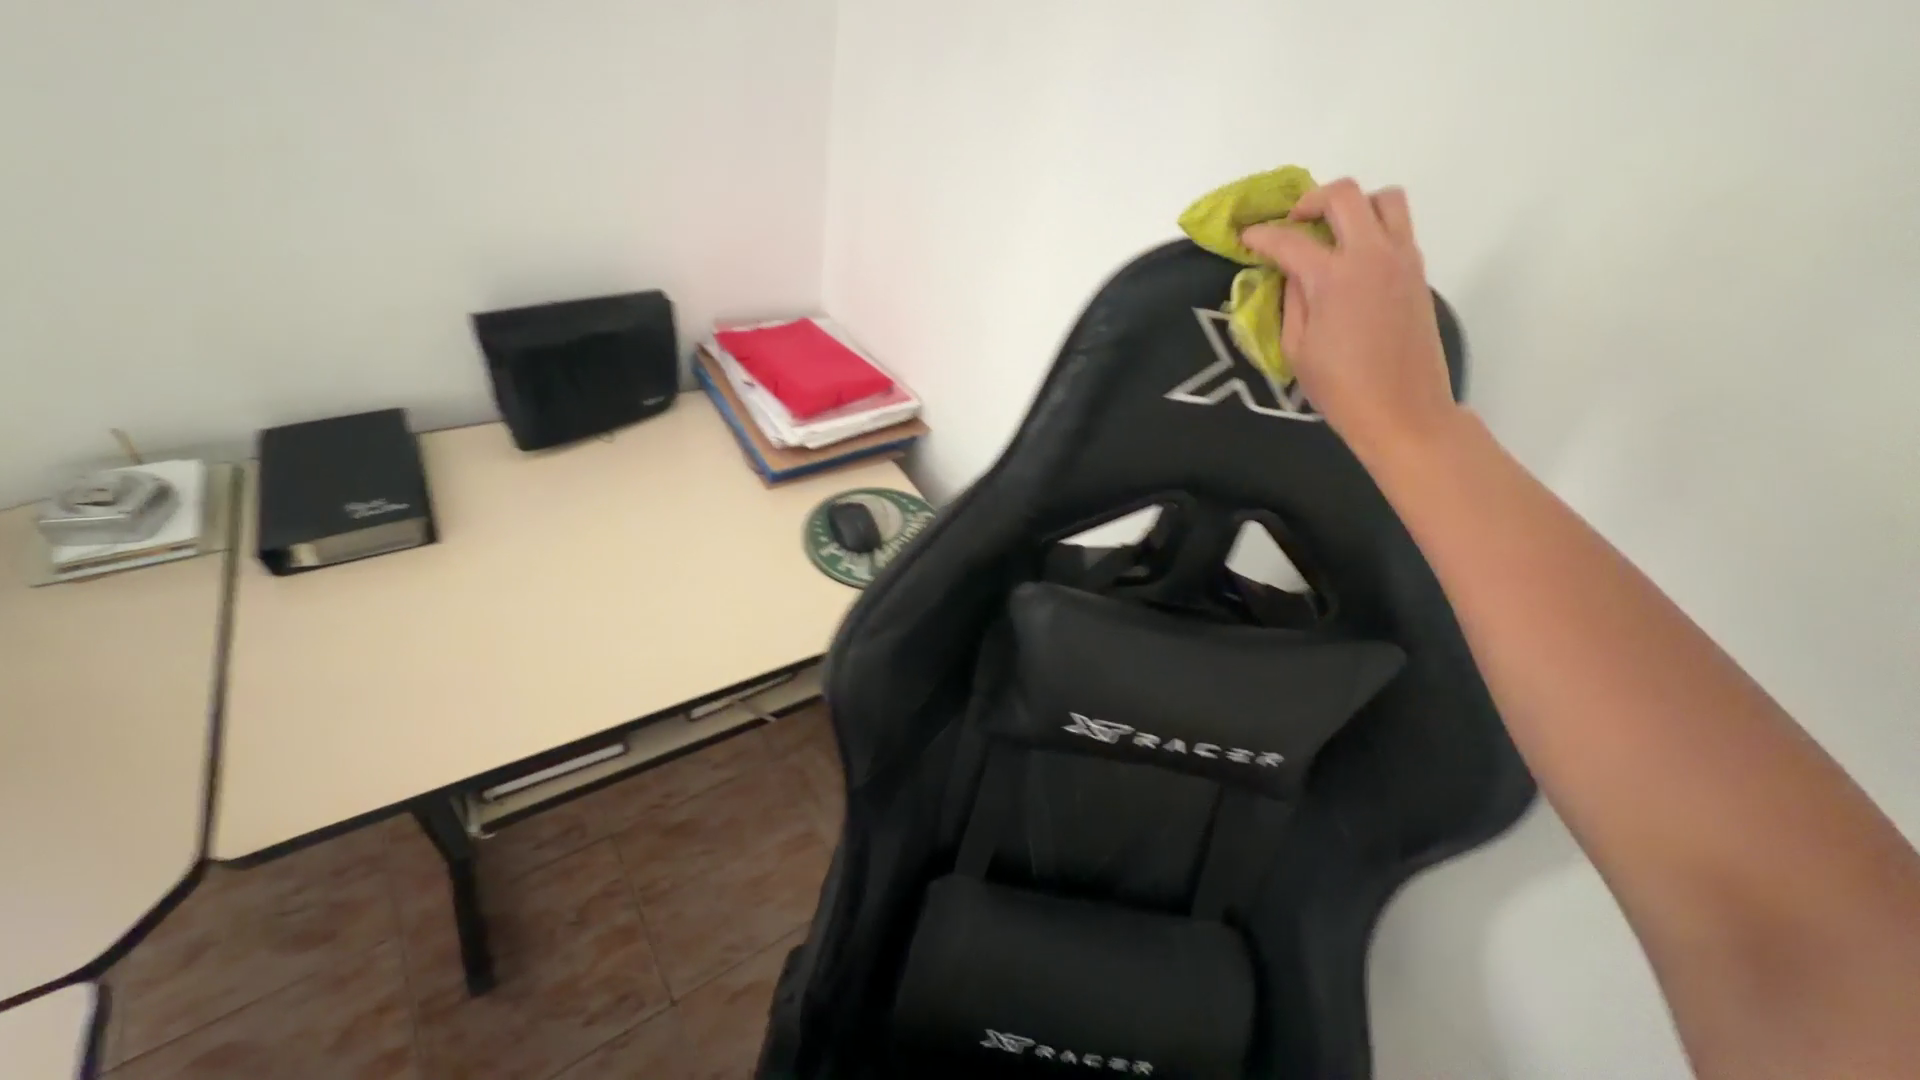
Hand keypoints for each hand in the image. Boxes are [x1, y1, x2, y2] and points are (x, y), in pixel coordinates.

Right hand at [1240, 179, 1461, 461]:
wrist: (1403, 411)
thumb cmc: (1341, 389)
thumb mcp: (1297, 349)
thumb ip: (1292, 300)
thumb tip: (1293, 273)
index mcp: (1334, 278)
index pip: (1289, 240)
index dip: (1261, 236)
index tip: (1245, 238)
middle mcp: (1372, 256)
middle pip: (1344, 195)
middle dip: (1311, 200)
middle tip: (1294, 224)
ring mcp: (1402, 260)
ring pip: (1384, 200)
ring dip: (1354, 206)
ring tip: (1333, 232)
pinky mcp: (1418, 273)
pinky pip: (1399, 229)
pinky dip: (1374, 230)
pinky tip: (1354, 261)